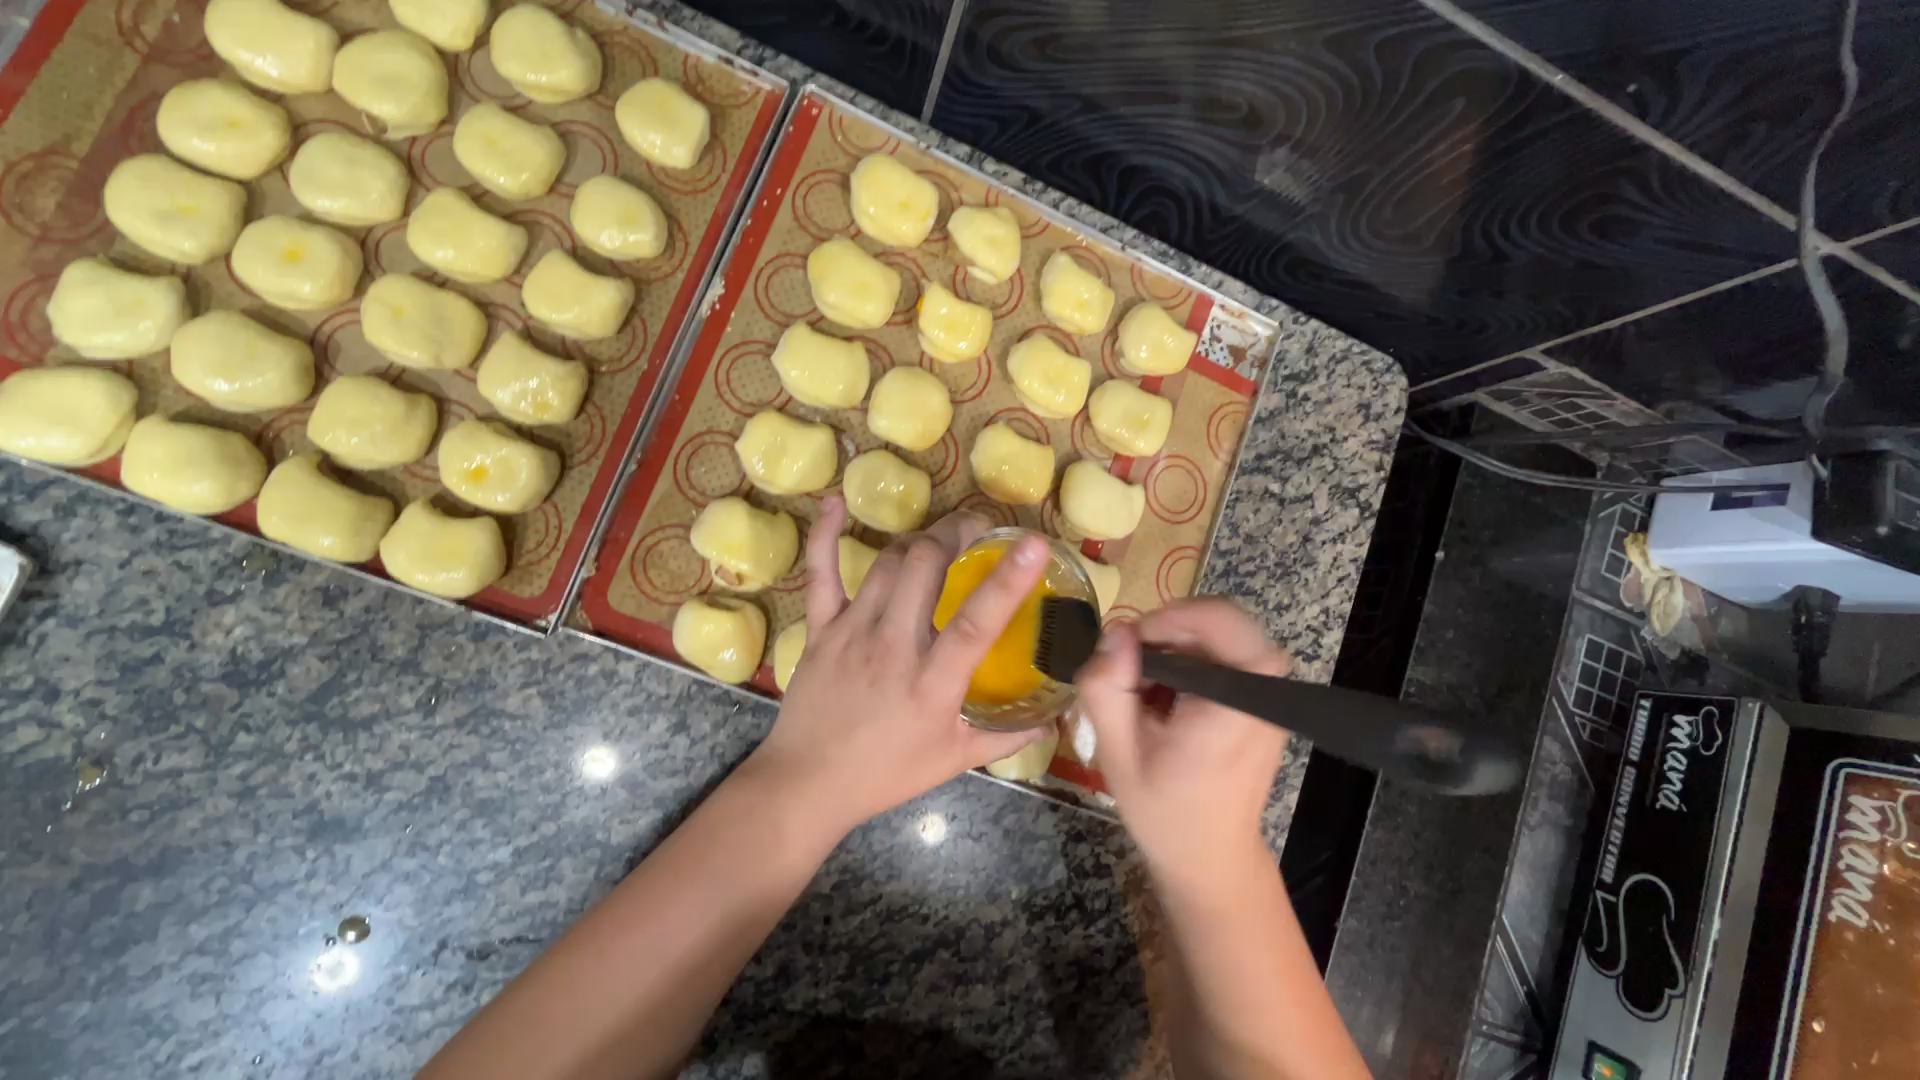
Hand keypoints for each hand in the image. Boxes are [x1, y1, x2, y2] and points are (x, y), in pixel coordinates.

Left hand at [744, 497, 1050, 834]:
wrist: (808, 783)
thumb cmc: (886, 773)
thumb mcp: (954, 761)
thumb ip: (1006, 737)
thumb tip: (1051, 718)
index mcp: (931, 683)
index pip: (974, 624)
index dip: (1007, 580)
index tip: (1032, 542)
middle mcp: (892, 646)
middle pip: (924, 566)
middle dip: (955, 533)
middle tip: (979, 531)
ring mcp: (852, 631)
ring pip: (887, 562)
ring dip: (919, 540)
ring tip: (941, 538)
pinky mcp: (820, 628)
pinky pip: (821, 572)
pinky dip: (826, 535)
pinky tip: (835, 503)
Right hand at [1075, 598, 1291, 887]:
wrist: (1211, 857)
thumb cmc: (1164, 812)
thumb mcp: (1118, 754)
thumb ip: (1108, 689)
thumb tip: (1116, 632)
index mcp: (1236, 704)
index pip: (1222, 621)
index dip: (1171, 618)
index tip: (1129, 647)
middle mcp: (1265, 691)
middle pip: (1220, 621)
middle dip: (1166, 632)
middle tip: (1127, 666)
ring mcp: (1269, 695)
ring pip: (1220, 634)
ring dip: (1174, 647)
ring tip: (1140, 688)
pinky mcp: (1261, 700)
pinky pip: (1224, 655)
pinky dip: (1188, 662)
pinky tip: (1161, 698)